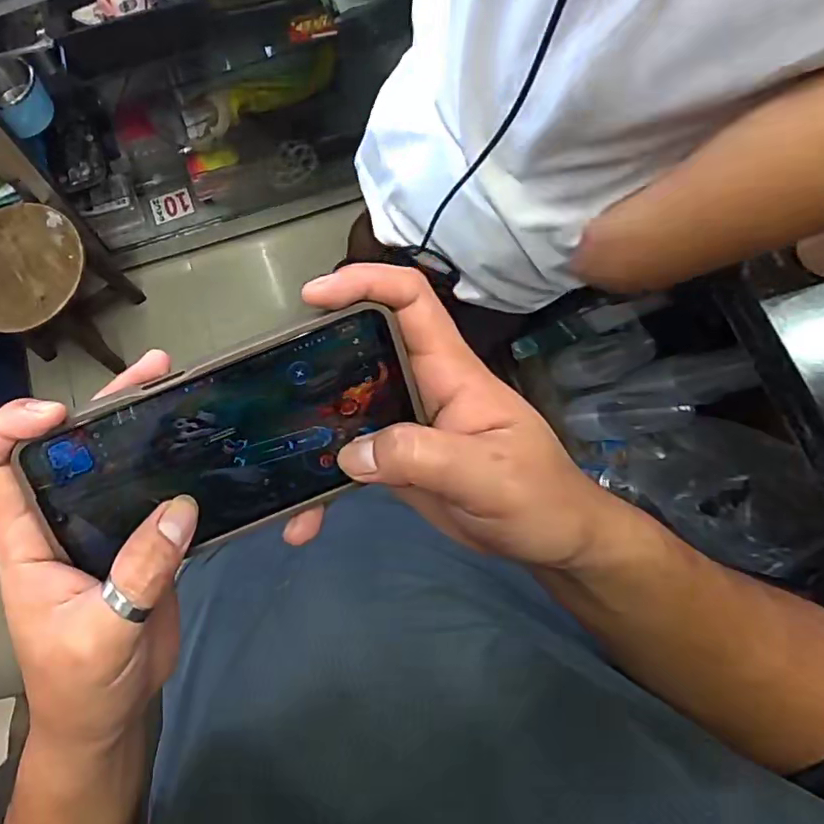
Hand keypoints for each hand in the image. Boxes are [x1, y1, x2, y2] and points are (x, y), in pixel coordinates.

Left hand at [0, 350, 196, 749]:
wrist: (108, 720)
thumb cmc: (78, 686)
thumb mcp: (102, 637)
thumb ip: (138, 576)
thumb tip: (180, 508)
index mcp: (25, 540)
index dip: (10, 428)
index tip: (56, 413)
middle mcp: (58, 520)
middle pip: (68, 446)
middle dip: (101, 403)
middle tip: (152, 370)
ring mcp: (100, 527)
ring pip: (113, 462)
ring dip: (140, 422)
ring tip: (176, 386)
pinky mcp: (137, 541)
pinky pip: (151, 492)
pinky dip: (171, 465)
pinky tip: (196, 443)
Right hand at [295, 264, 632, 570]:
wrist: (552, 541)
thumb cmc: (538, 497)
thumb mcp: (488, 475)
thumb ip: (423, 457)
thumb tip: (352, 454)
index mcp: (449, 372)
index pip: (411, 301)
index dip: (366, 282)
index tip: (315, 295)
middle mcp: (420, 387)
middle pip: (364, 345)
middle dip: (320, 349)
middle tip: (277, 368)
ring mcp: (404, 424)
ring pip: (346, 407)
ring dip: (311, 429)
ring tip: (271, 449)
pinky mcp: (395, 460)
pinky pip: (350, 462)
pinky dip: (324, 490)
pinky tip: (303, 522)